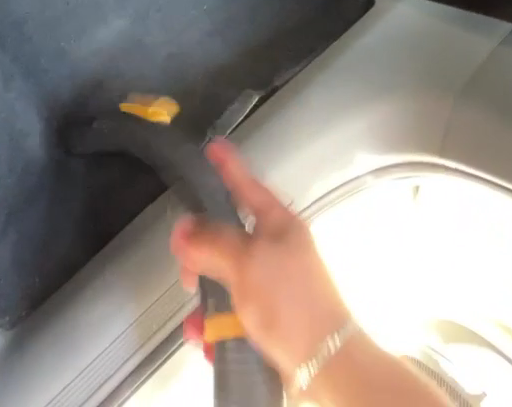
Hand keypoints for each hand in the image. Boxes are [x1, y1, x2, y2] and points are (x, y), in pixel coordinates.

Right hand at [169, 140, 353, 373]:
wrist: (328, 366)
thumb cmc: (291, 302)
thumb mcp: (245, 262)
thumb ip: (210, 242)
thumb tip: (183, 229)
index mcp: (278, 225)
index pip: (247, 186)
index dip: (228, 166)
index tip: (213, 146)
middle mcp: (275, 249)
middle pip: (226, 237)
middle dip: (200, 254)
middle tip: (184, 267)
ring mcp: (272, 284)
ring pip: (224, 279)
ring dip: (205, 300)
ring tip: (196, 321)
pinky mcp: (269, 318)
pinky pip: (232, 313)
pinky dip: (215, 326)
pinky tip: (206, 339)